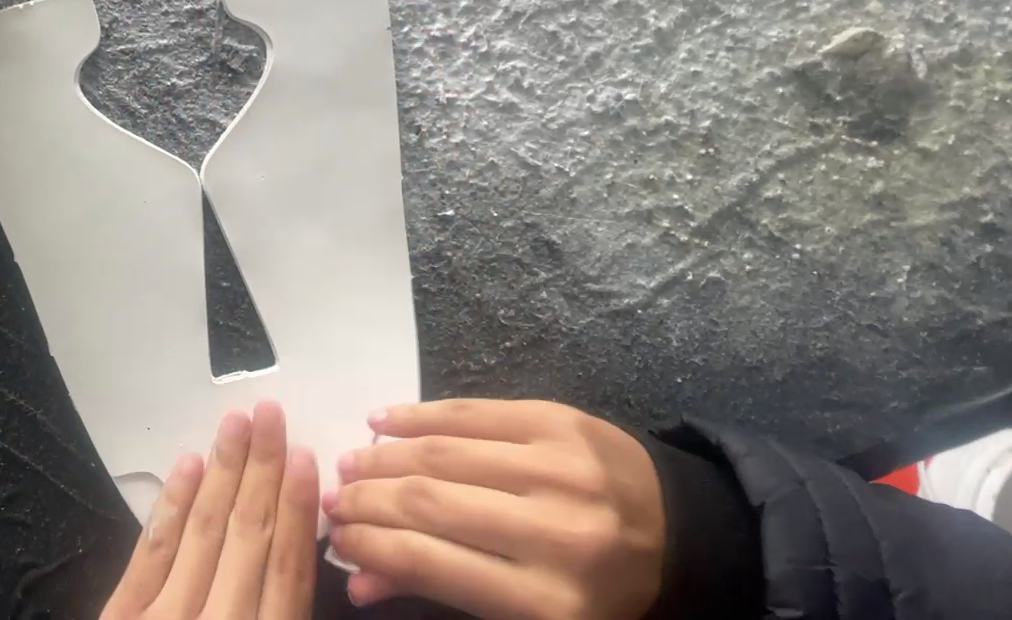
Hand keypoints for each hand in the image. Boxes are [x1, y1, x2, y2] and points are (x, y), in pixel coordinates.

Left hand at [101, 401, 319, 619]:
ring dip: (223, 470)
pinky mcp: (125, 616)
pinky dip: (173, 505)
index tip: (303, 454)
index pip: (287, 568)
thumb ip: (278, 608)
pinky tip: (189, 464)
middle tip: (269, 413)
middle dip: (261, 468)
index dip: (296, 508)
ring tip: (236, 422)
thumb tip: (293, 534)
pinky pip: (152, 552)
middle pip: (247, 535)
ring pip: (204, 531)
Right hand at [324, 399, 664, 619]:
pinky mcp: (556, 419)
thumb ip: (441, 589)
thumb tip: (358, 579)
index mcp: (552, 601)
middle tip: (331, 496)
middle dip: (366, 499)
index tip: (335, 535)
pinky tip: (380, 421)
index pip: (432, 562)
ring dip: (382, 456)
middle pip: (429, 503)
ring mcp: (557, 468)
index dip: (371, 544)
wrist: (680, 530)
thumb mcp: (529, 613)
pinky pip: (468, 411)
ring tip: (348, 461)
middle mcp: (555, 533)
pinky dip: (415, 415)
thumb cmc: (597, 588)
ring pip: (442, 453)